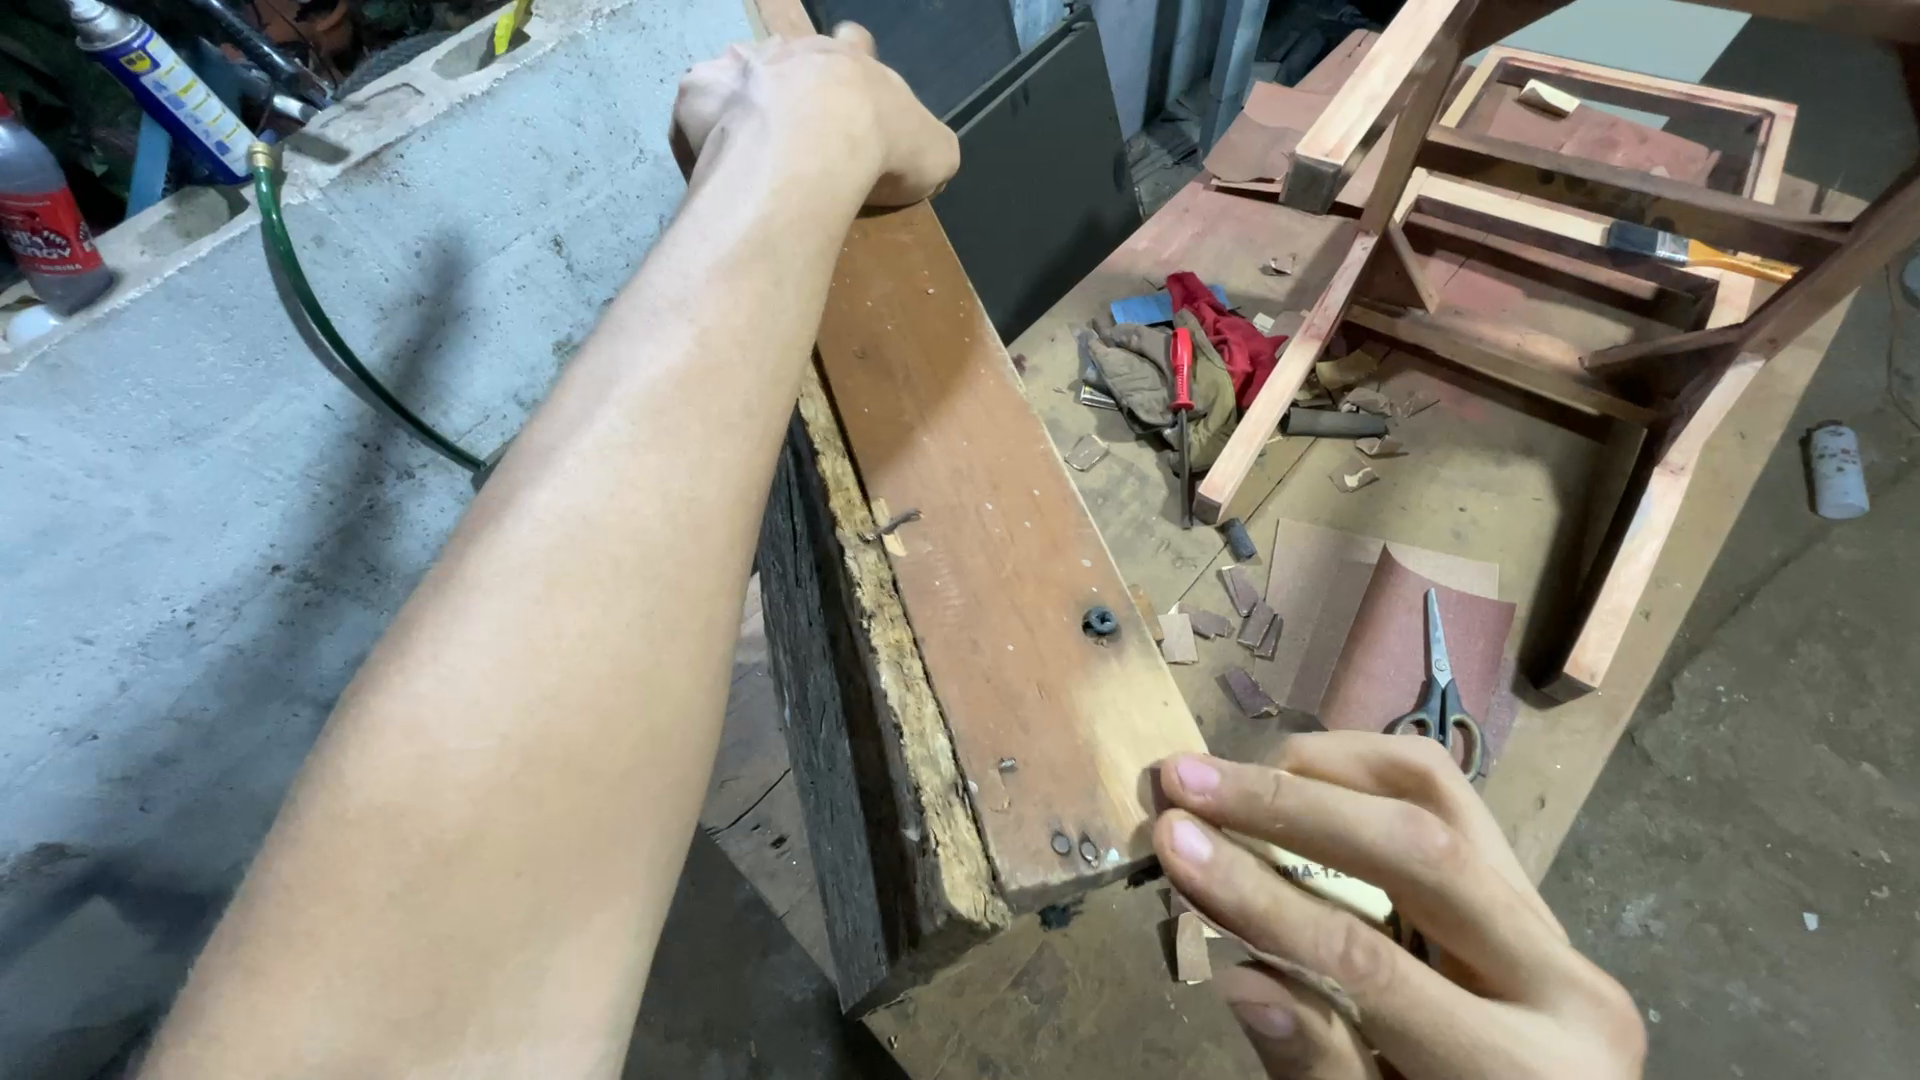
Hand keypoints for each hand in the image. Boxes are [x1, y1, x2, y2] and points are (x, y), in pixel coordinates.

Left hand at [670, 23, 958, 206]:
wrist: (816, 145)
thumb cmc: (881, 145)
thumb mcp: (935, 154)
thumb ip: (930, 148)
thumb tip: (927, 157)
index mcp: (853, 61)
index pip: (858, 45)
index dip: (856, 67)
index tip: (854, 102)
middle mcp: (797, 52)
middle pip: (797, 48)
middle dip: (798, 79)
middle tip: (801, 127)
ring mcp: (745, 66)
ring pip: (742, 67)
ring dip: (748, 99)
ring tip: (752, 144)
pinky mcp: (703, 93)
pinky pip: (699, 101)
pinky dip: (705, 124)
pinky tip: (714, 154)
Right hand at [1154, 733, 1644, 1077]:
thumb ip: (1314, 1063)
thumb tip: (1237, 977)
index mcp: (1530, 1074)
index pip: (1367, 961)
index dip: (1258, 896)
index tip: (1171, 841)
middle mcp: (1563, 978)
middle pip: (1414, 850)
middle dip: (1281, 805)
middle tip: (1185, 781)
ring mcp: (1545, 915)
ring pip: (1432, 791)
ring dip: (1317, 771)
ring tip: (1231, 777)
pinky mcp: (1516, 877)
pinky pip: (1434, 786)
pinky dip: (1351, 766)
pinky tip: (1291, 780)